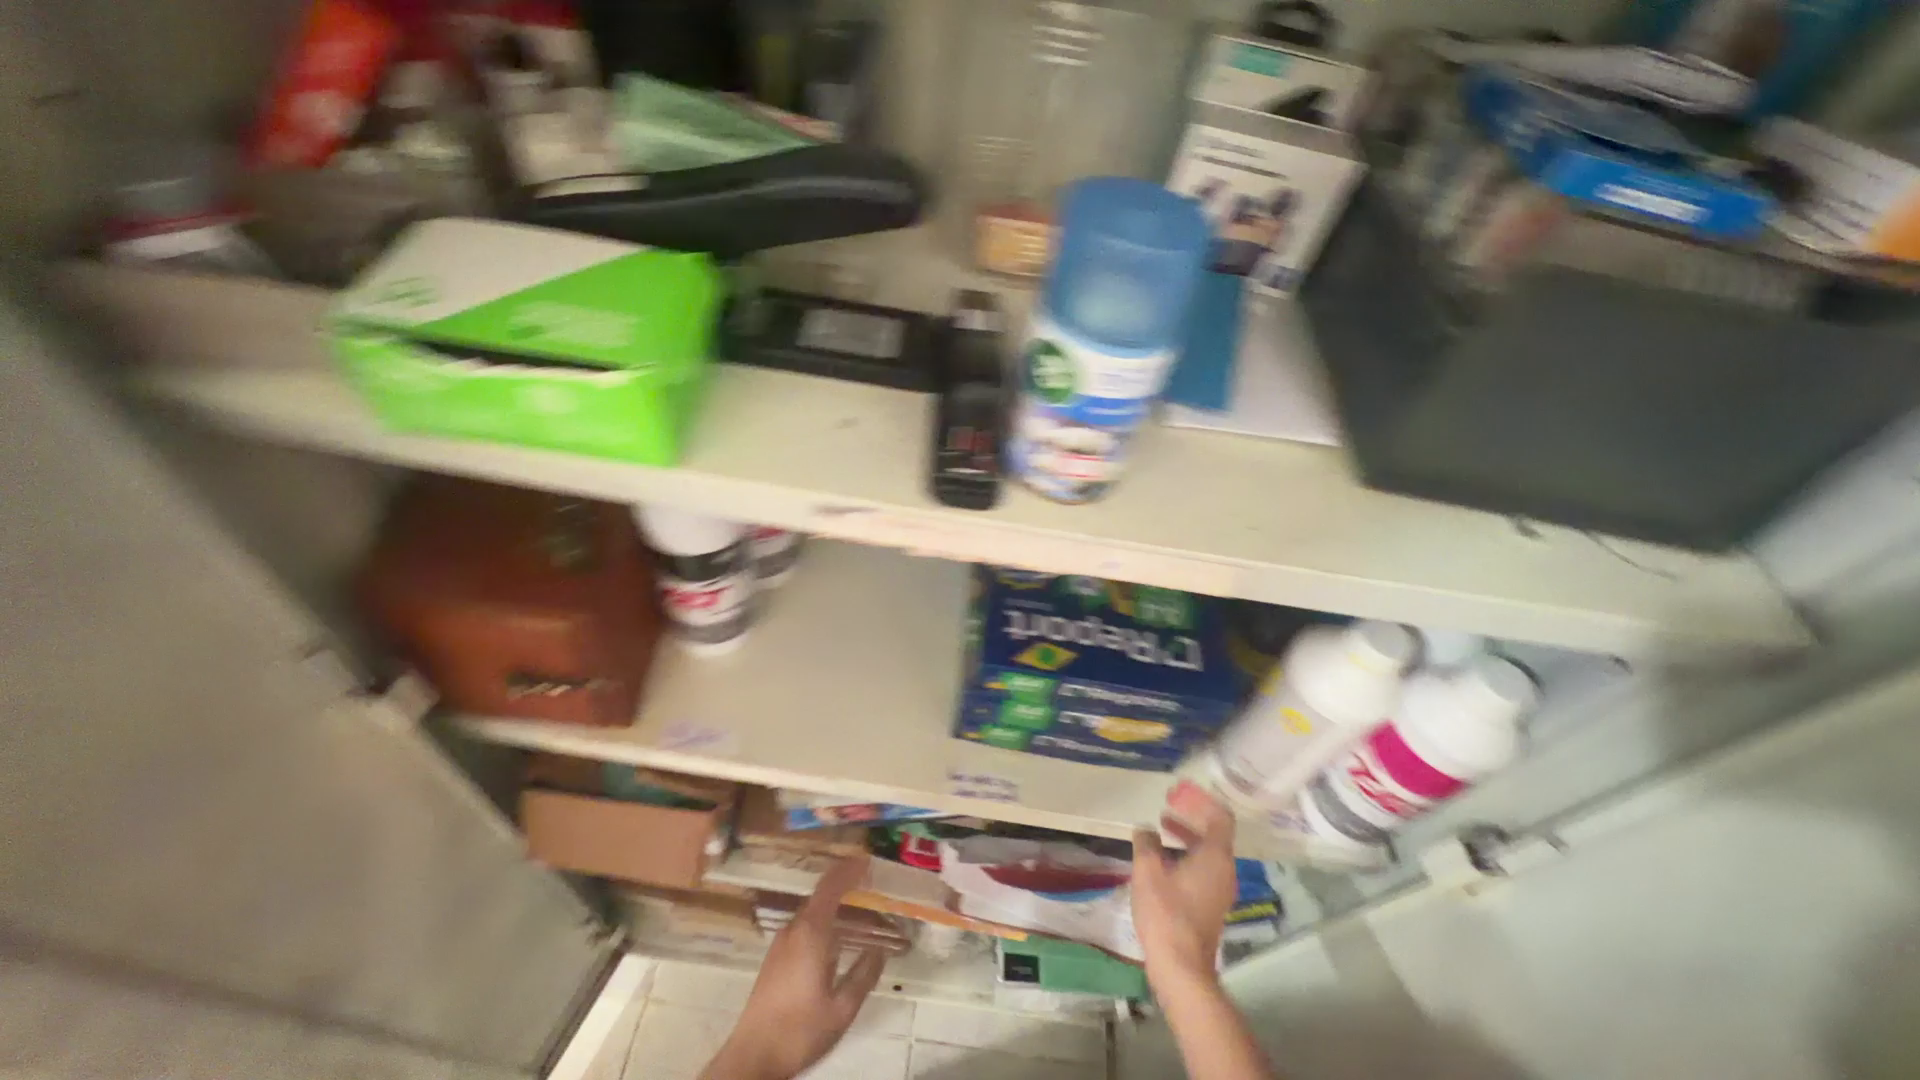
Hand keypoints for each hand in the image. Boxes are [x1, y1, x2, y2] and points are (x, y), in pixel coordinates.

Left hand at [702, 855, 886, 1079]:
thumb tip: (880, 952)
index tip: (868, 859)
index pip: (830, 887)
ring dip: (834, 905)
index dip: (849, 869)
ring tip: (861, 910)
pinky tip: (838, 940)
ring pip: (812, 913)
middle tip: (872, 883)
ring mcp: (781, 944)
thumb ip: (863, 975)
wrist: (753, 1056)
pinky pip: (804, 928)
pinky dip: (824, 922)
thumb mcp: (842, 1008)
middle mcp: (793, 931)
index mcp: (810, 934)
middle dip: (845, 885)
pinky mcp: (775, 959)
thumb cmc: (800, 1030)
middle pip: (820, 896)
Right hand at [1132, 783, 1238, 994]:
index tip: (1177, 793)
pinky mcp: (1212, 904)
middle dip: (1191, 814)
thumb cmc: (1166, 915)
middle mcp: (1225, 870)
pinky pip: (1204, 867)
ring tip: (1161, 826)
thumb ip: (1146, 844)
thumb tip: (1145, 830)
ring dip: (1187, 834)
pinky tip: (1163, 859)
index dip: (1199, 800)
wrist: (1182, 967)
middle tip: (1168, 803)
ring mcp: (1221, 889)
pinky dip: (1187, 854)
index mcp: (1215, 857)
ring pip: (1208, 851)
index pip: (1219, 816)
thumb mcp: (1148, 873)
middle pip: (1215, 832)